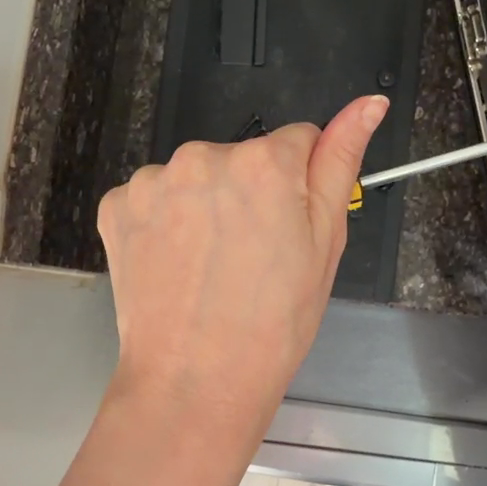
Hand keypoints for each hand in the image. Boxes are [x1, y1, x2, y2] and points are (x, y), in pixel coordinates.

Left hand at [97, 96, 388, 419]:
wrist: (197, 380)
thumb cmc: (272, 322)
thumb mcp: (325, 242)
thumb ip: (341, 162)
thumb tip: (367, 105)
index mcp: (265, 162)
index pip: (298, 141)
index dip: (301, 185)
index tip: (290, 227)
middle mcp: (204, 156)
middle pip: (244, 157)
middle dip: (253, 192)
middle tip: (254, 256)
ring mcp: (155, 181)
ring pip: (198, 176)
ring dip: (208, 205)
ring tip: (214, 266)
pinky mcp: (119, 205)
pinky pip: (157, 196)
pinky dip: (168, 221)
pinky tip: (180, 264)